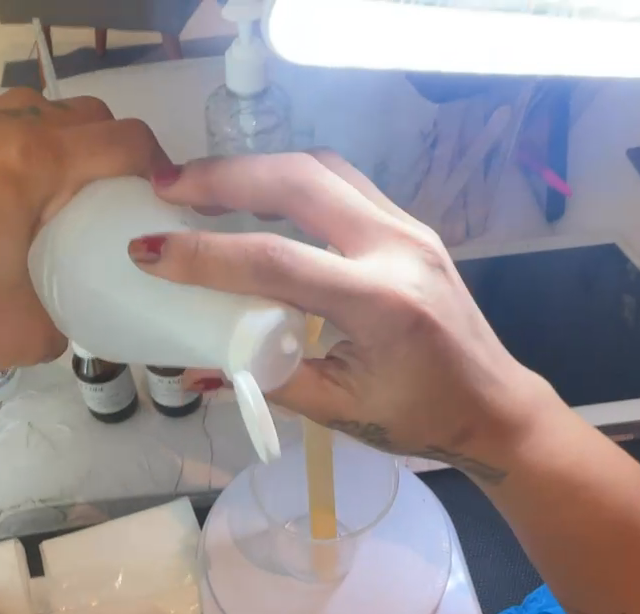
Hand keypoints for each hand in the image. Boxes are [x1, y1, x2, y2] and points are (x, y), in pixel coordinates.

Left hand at [0, 88, 166, 382]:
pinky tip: (3, 178)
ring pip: (30, 106)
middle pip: (82, 113)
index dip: (159, 167)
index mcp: (36, 164)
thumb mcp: (35, 334)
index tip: (164, 203)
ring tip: (62, 189)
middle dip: (114, 149)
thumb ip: (73, 314)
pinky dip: (10, 135)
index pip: (123, 139)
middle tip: (117, 202)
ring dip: (61, 136)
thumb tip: (75, 314)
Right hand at [133, 152, 566, 481]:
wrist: (491, 405)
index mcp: (379, 303)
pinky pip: (343, 183)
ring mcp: (409, 229)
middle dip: (224, 177)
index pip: (275, 263)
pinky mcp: (410, 226)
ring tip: (202, 185)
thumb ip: (264, 380)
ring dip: (257, 169)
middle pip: (299, 182)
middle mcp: (397, 248)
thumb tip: (194, 370)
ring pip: (323, 168)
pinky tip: (258, 197)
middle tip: (168, 188)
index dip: (204, 256)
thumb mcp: (335, 409)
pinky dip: (290, 181)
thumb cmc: (417, 418)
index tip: (148, 250)